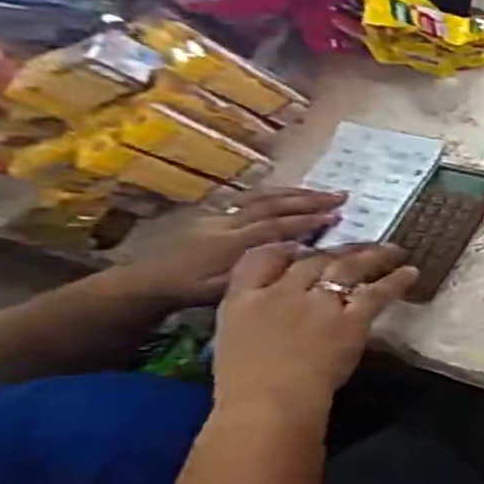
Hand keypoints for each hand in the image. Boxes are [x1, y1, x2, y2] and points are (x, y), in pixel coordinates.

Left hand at [106, 188, 345, 307]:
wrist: (144, 283)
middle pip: (271, 205)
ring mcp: (218, 217)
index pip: (276, 226)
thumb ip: (261, 268)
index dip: (308, 220)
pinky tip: (288, 195)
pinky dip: (273, 195)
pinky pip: (248, 200)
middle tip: (340, 196)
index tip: (337, 216)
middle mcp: (226, 223)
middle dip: (308, 199)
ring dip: (294, 193)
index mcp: (231, 243)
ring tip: (321, 191)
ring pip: (260, 198)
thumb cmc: (190, 291)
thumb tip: (298, 252)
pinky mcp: (213, 216)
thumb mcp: (226, 288)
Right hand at [213, 243, 418, 412]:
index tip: (302, 246)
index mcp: (242, 299)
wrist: (270, 397)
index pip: (260, 259)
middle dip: (338, 251)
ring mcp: (318, 303)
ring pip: (347, 268)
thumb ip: (255, 316)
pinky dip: (396, 281)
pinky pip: (377, 293)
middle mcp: (281, 293)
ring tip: (394, 250)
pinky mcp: (350, 319)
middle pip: (312, 261)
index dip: (285, 249)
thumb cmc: (246, 379)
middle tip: (360, 246)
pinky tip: (411, 272)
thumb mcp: (234, 337)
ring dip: (373, 256)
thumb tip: (277, 312)